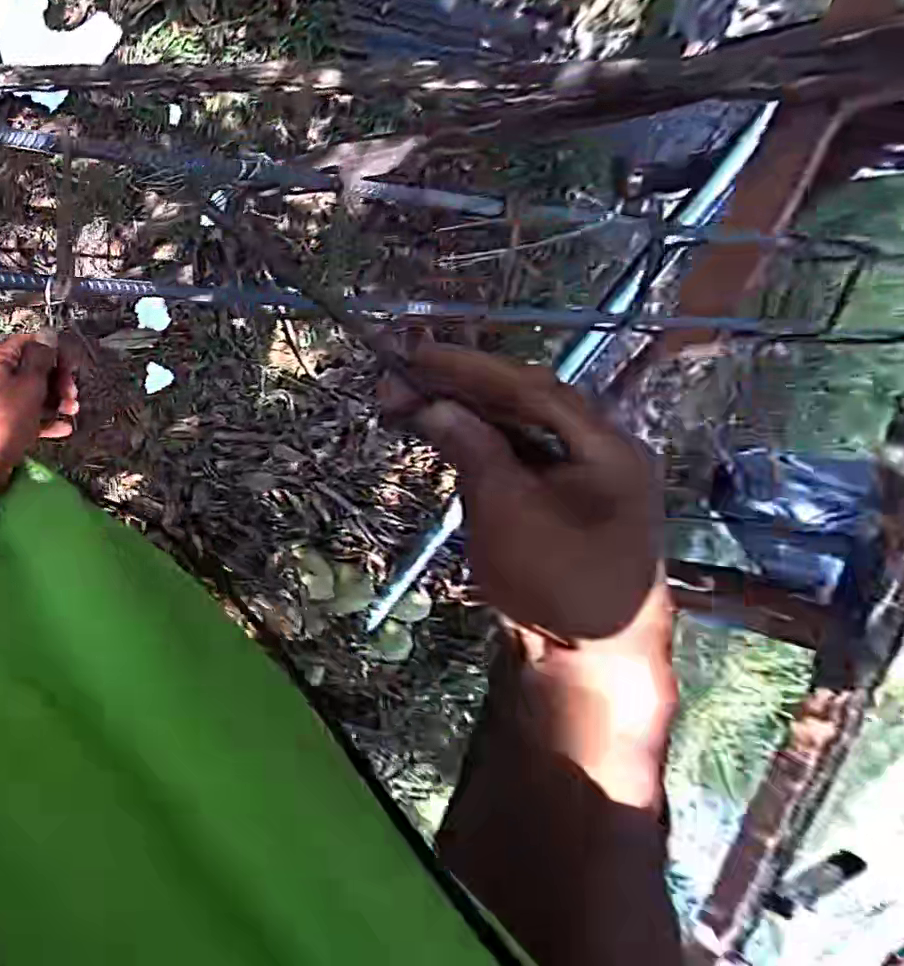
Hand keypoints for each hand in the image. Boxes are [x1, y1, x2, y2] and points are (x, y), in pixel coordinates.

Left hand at [0, 332, 79, 491]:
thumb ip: (41, 358)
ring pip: (35, 394)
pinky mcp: (5, 425)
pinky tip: (63, 429)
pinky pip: (30, 416)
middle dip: (58, 380)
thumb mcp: (28, 383)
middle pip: (35, 369)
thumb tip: (48, 334)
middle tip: (71, 395)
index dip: (53, 352)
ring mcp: (0, 402)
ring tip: (71, 412)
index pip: (30, 343)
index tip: (70, 368)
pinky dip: (46, 420)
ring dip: (56, 401)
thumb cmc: (4, 419)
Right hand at [387, 346, 662, 643]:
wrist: (587, 648)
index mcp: (604, 446)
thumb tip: (431, 404)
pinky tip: (434, 423)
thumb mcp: (506, 510)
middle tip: (396, 374)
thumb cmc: (554, 579)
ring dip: (457, 405)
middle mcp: (595, 446)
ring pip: (510, 420)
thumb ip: (473, 449)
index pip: (530, 388)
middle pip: (521, 397)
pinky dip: (467, 432)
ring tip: (401, 396)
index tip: (415, 353)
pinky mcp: (551, 487)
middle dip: (457, 383)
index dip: (469, 367)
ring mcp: (574, 467)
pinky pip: (507, 444)